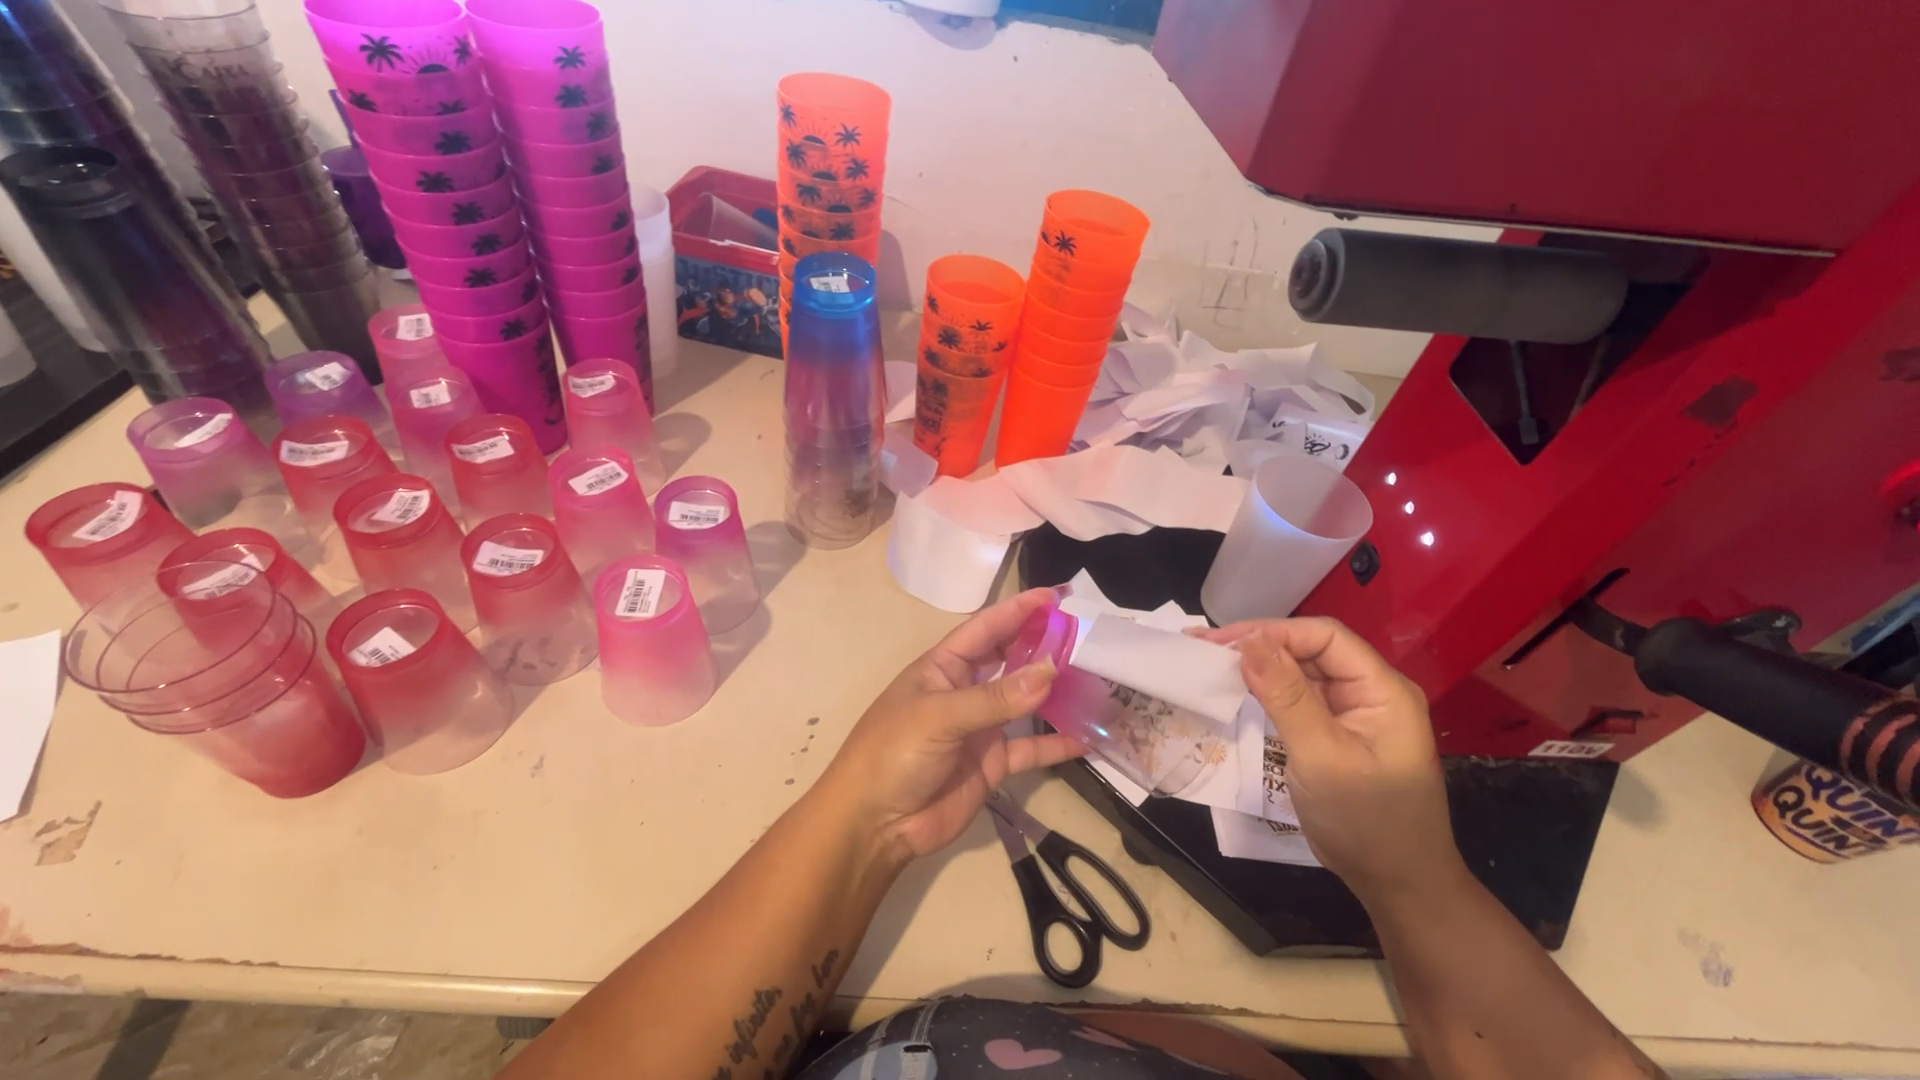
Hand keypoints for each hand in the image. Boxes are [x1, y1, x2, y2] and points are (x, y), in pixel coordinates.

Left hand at [821, 588, 1085, 861]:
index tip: (1057, 596)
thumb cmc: (894, 753)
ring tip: (1096, 681)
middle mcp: (964, 691)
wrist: (875, 823)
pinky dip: (1057, 744)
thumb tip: (1051, 672)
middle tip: (1085, 636)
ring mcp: (980, 728)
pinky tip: (1088, 738)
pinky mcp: (992, 764)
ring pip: (1026, 702)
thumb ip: (996, 697)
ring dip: (1056, 693)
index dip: (1018, 610)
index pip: (986, 628)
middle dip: (1043, 646)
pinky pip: (1031, 748)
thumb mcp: (940, 717)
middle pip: (1010, 660)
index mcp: (943, 667)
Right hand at [1196, 617, 1463, 904]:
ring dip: (1259, 666)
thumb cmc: (1366, 821)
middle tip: (1205, 648)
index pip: (1324, 637)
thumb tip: (1248, 640)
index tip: (1221, 642)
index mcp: (1382, 689)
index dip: (1272, 632)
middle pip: (1311, 650)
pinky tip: (1237, 689)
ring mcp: (1353, 714)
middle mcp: (1370, 692)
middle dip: (1259, 645)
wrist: (1397, 883)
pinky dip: (1266, 692)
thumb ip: (1287, 696)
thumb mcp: (1321, 756)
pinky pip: (1299, 699)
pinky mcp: (1335, 733)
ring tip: (1211, 662)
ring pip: (1302, 673)